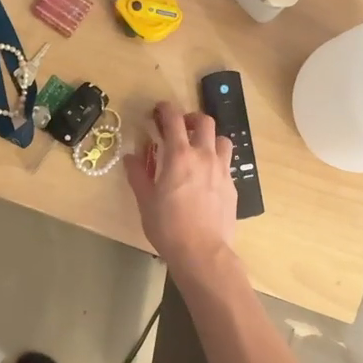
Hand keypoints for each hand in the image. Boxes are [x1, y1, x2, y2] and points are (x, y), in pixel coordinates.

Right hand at [127, 100, 237, 274]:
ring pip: (222, 140)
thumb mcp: (146, 202)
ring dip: (210, 139)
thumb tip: (131, 158)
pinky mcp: (232, 187)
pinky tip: (207, 177)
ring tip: (199, 149)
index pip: (174, 119)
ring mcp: (222, 171)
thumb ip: (138, 175)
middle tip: (180, 128)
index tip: (159, 110)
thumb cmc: (168, 227)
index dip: (166, 109)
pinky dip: (216, 162)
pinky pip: (227, 164)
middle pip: (205, 122)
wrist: (202, 253)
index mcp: (179, 156)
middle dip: (191, 119)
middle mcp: (204, 156)